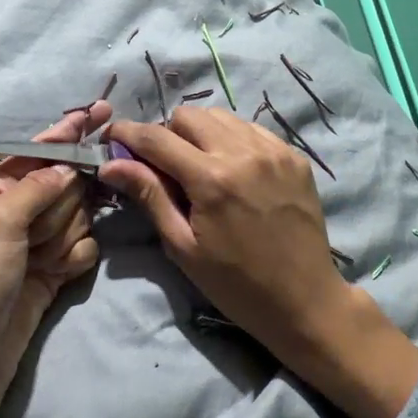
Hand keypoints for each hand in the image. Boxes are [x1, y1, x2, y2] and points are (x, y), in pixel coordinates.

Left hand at [0, 101, 106, 378]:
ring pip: (79, 214)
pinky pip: (85, 245)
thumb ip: (39, 185)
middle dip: (64, 204)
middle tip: (41, 233)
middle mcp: (18, 208)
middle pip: (66, 182)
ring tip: (42, 261)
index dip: (69, 131)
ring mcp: (38, 238)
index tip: (101, 110)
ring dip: (66, 236)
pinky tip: (57, 276)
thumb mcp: (0, 220)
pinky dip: (75, 259)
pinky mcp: (55, 267)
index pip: (39, 150)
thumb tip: (68, 166)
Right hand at [101, 107, 417, 417]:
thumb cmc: (236, 284)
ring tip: (200, 167)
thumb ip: (150, 196)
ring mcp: (273, 151)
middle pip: (188, 115)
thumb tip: (111, 165)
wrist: (305, 302)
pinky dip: (232, 140)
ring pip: (220, 116)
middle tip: (166, 166)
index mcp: (211, 179)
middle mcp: (242, 152)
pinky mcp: (293, 156)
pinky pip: (250, 129)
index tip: (113, 137)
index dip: (128, 133)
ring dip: (200, 133)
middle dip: (168, 134)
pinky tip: (233, 170)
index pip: (156, 138)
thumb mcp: (183, 246)